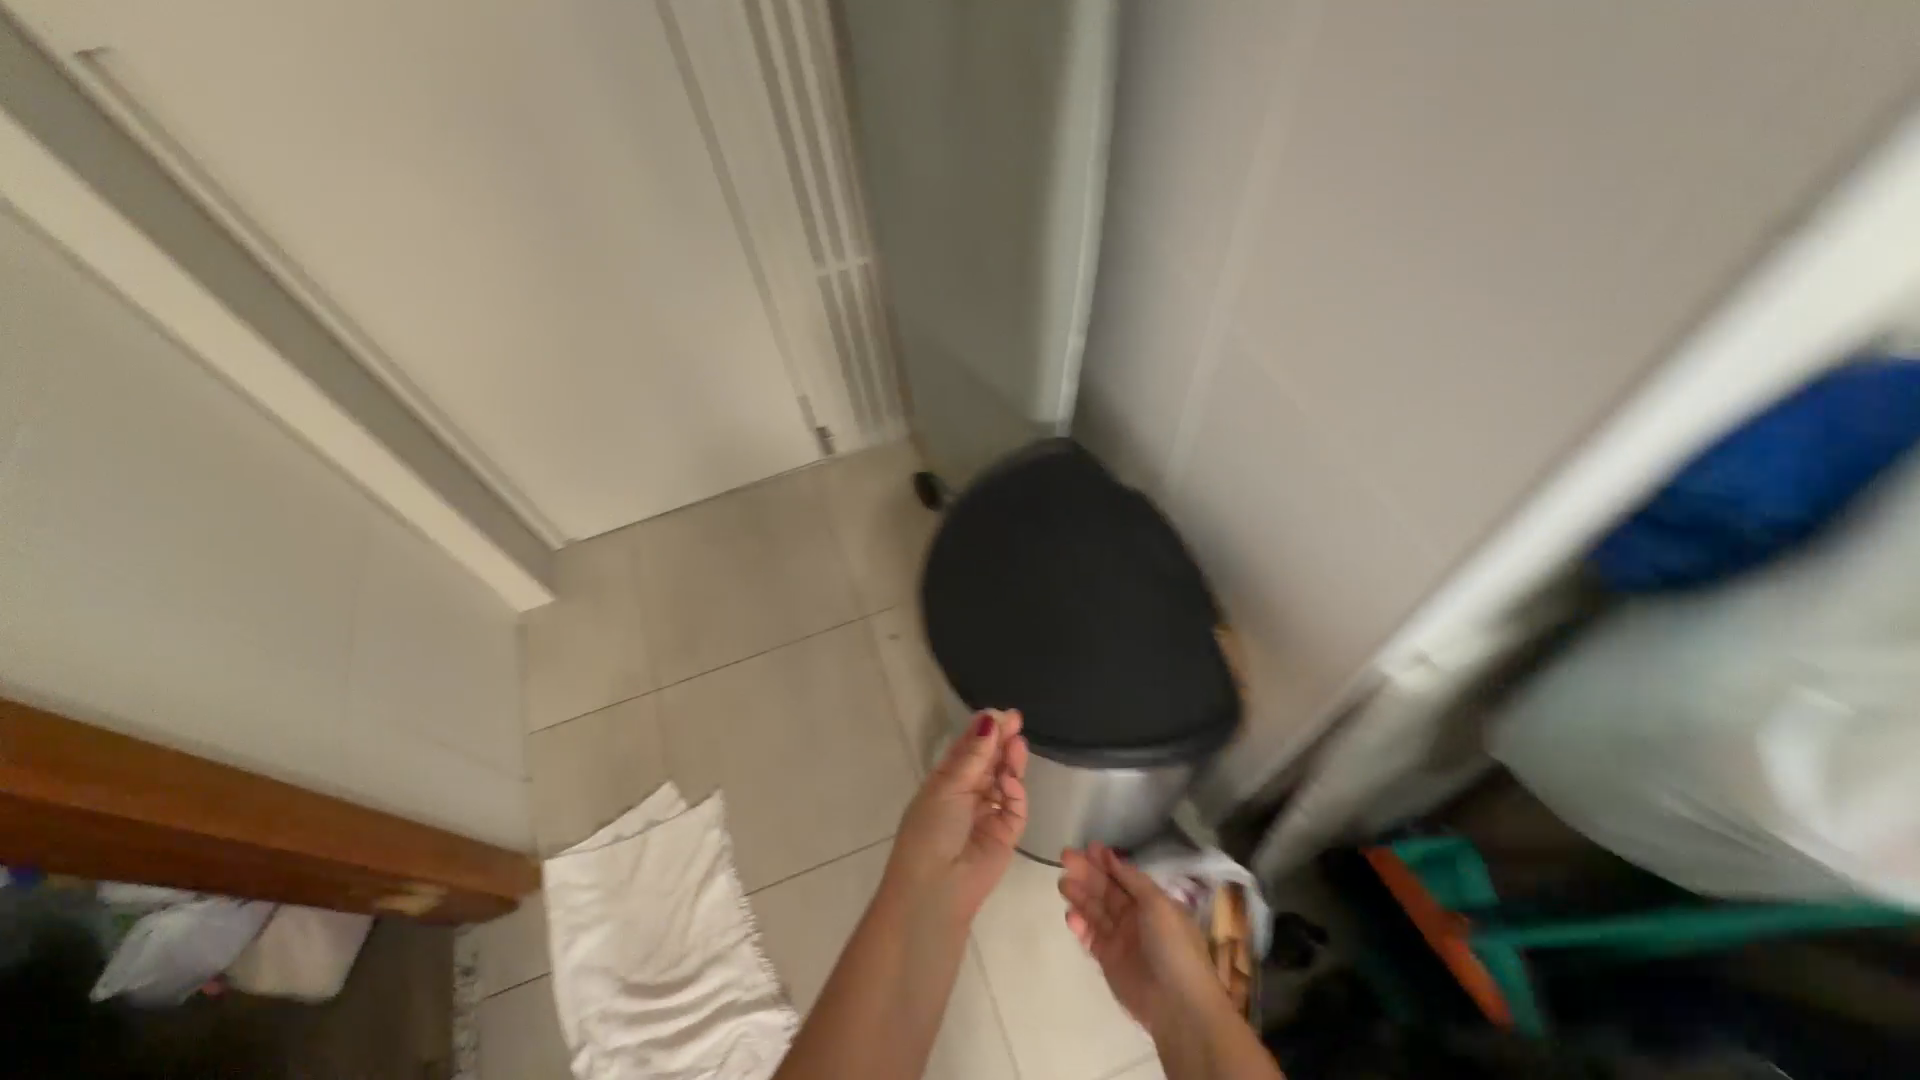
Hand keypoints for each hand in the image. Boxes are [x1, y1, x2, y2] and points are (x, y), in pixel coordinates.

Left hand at [883, 710, 1029, 919]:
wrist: (936, 886)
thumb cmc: (930, 830)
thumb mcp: (947, 787)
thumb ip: (973, 755)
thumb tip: (989, 720)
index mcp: (944, 782)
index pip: (967, 749)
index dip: (982, 730)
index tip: (1000, 713)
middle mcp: (967, 795)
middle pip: (989, 761)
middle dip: (1001, 740)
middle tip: (1016, 720)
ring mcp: (988, 814)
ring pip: (1005, 780)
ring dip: (1010, 761)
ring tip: (1017, 744)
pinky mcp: (1007, 834)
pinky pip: (1015, 806)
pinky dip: (1015, 792)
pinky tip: (1012, 780)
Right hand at [1059, 844, 1225, 1030]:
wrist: (1177, 1003)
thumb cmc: (1172, 945)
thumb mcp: (1157, 904)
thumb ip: (1131, 879)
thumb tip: (1111, 855)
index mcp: (1153, 902)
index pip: (1125, 877)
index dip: (1107, 862)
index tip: (1087, 847)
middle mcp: (1136, 918)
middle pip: (1107, 891)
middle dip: (1087, 874)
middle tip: (1066, 858)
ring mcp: (1121, 939)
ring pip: (1096, 912)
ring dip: (1080, 896)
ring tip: (1063, 883)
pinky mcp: (1109, 960)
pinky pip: (1091, 937)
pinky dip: (1081, 926)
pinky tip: (1070, 916)